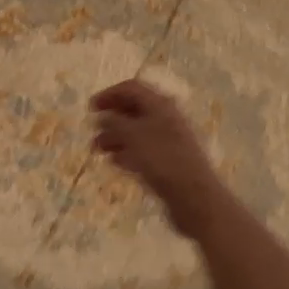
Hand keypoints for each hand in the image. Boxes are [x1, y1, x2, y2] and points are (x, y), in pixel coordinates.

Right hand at [90, 78, 225, 235]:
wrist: (196, 199)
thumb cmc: (163, 160)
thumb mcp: (134, 136)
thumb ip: (114, 123)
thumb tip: (103, 117)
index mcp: (160, 104)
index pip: (131, 89)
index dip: (110, 94)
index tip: (91, 107)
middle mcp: (165, 118)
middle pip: (134, 110)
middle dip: (111, 117)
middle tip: (92, 129)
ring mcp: (168, 141)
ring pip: (137, 132)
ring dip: (116, 137)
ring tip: (97, 149)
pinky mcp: (169, 163)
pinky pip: (144, 151)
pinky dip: (127, 153)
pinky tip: (115, 162)